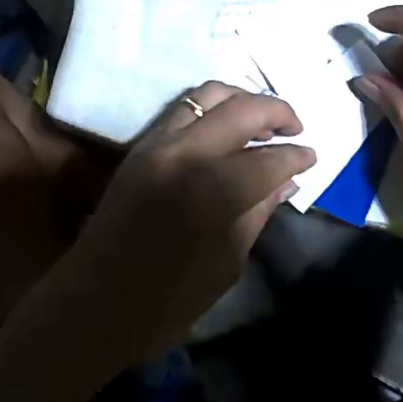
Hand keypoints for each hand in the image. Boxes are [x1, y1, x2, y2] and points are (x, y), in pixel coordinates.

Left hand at [65, 82, 315, 358]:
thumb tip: (287, 178)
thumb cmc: (165, 304)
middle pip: (244, 109)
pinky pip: (185, 107)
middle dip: (278, 112)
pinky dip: (214, 107)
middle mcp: (187, 154)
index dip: (297, 156)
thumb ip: (258, 212)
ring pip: (211, 94)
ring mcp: (160, 144)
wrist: (91, 308)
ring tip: (262, 123)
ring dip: (244, 101)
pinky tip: (227, 128)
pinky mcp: (142, 145)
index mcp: (213, 192)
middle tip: (296, 129)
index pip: (270, 158)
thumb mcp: (226, 265)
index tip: (311, 157)